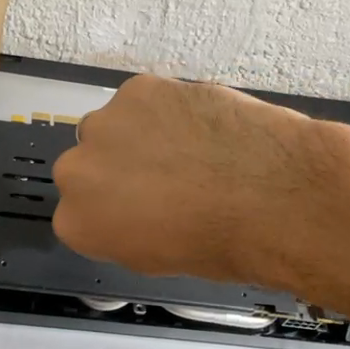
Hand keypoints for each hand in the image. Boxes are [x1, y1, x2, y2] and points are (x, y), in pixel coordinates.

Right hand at [52, 74, 320, 285]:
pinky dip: (167, 108)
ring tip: (190, 149)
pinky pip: (143, 98)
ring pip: (114, 126)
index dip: (113, 207)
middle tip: (165, 177)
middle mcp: (77, 172)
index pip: (79, 210)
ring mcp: (105, 124)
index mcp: (76, 223)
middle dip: (119, 167)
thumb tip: (138, 209)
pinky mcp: (137, 89)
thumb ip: (127, 229)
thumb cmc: (224, 243)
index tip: (139, 208)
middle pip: (88, 163)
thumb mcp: (161, 258)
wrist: (272, 197)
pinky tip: (201, 126)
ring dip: (140, 134)